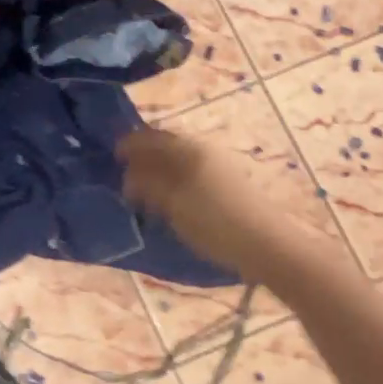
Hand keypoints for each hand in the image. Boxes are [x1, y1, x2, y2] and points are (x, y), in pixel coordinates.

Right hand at [117, 128, 303, 280]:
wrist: (270, 247)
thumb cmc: (214, 222)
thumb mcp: (171, 203)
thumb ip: (145, 183)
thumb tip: (128, 174)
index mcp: (187, 149)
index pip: (148, 136)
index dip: (127, 144)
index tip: (112, 159)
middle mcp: (203, 150)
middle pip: (165, 145)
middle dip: (143, 157)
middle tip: (126, 176)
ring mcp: (220, 166)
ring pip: (179, 160)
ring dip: (159, 169)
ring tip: (146, 191)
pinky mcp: (230, 184)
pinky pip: (192, 172)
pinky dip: (175, 179)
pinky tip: (170, 199)